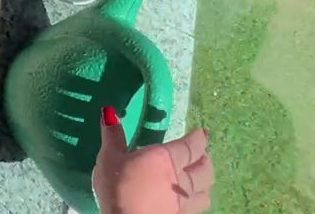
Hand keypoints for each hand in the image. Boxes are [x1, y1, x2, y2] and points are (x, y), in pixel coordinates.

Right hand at [91, 107, 211, 213]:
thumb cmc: (118, 185)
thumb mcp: (109, 156)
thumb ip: (112, 135)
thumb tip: (109, 110)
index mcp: (164, 159)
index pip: (189, 147)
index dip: (198, 139)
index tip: (203, 132)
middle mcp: (179, 179)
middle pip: (204, 171)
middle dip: (205, 160)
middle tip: (203, 153)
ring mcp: (183, 201)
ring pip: (205, 192)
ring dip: (206, 182)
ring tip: (201, 177)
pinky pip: (198, 206)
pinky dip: (198, 198)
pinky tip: (190, 198)